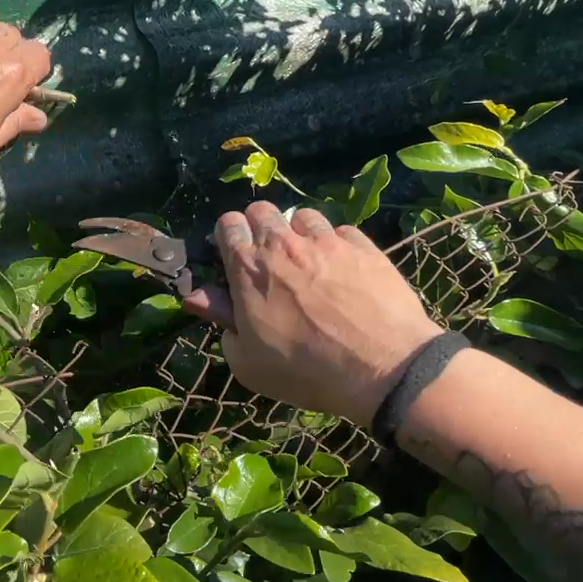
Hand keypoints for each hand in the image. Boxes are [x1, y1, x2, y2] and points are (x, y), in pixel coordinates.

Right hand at [181, 202, 439, 425]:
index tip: (234, 257)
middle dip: (259, 227)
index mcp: (248, 267)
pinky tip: (344, 269)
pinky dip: (338, 245)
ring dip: (299, 233)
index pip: (227, 224)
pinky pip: (343, 232)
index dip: (228, 237)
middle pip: (261, 210)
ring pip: (303, 216)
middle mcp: (283, 244)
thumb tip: (196, 296)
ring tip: (309, 259)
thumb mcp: (248, 359)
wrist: (386, 371)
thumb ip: (220, 319)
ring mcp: (326, 242)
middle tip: (269, 257)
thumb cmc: (306, 371)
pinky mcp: (365, 248)